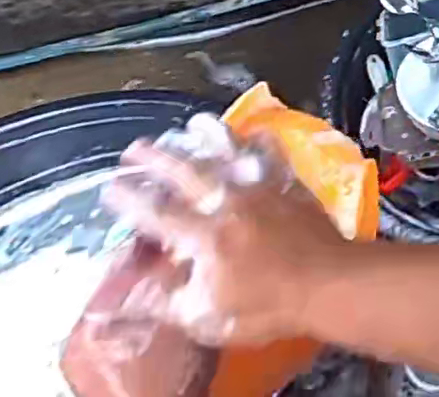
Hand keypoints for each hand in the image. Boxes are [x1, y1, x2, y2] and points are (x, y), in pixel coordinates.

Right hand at [99, 136, 348, 345]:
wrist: (327, 281)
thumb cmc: (266, 306)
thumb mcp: (205, 316)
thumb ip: (164, 300)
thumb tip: (122, 297)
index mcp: (206, 236)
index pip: (159, 214)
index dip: (132, 200)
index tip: (111, 185)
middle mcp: (233, 202)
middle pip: (191, 174)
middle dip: (161, 158)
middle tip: (138, 146)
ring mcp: (264, 188)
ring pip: (233, 153)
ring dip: (212, 136)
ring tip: (196, 121)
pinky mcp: (290, 184)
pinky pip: (274, 155)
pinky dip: (263, 142)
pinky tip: (258, 130)